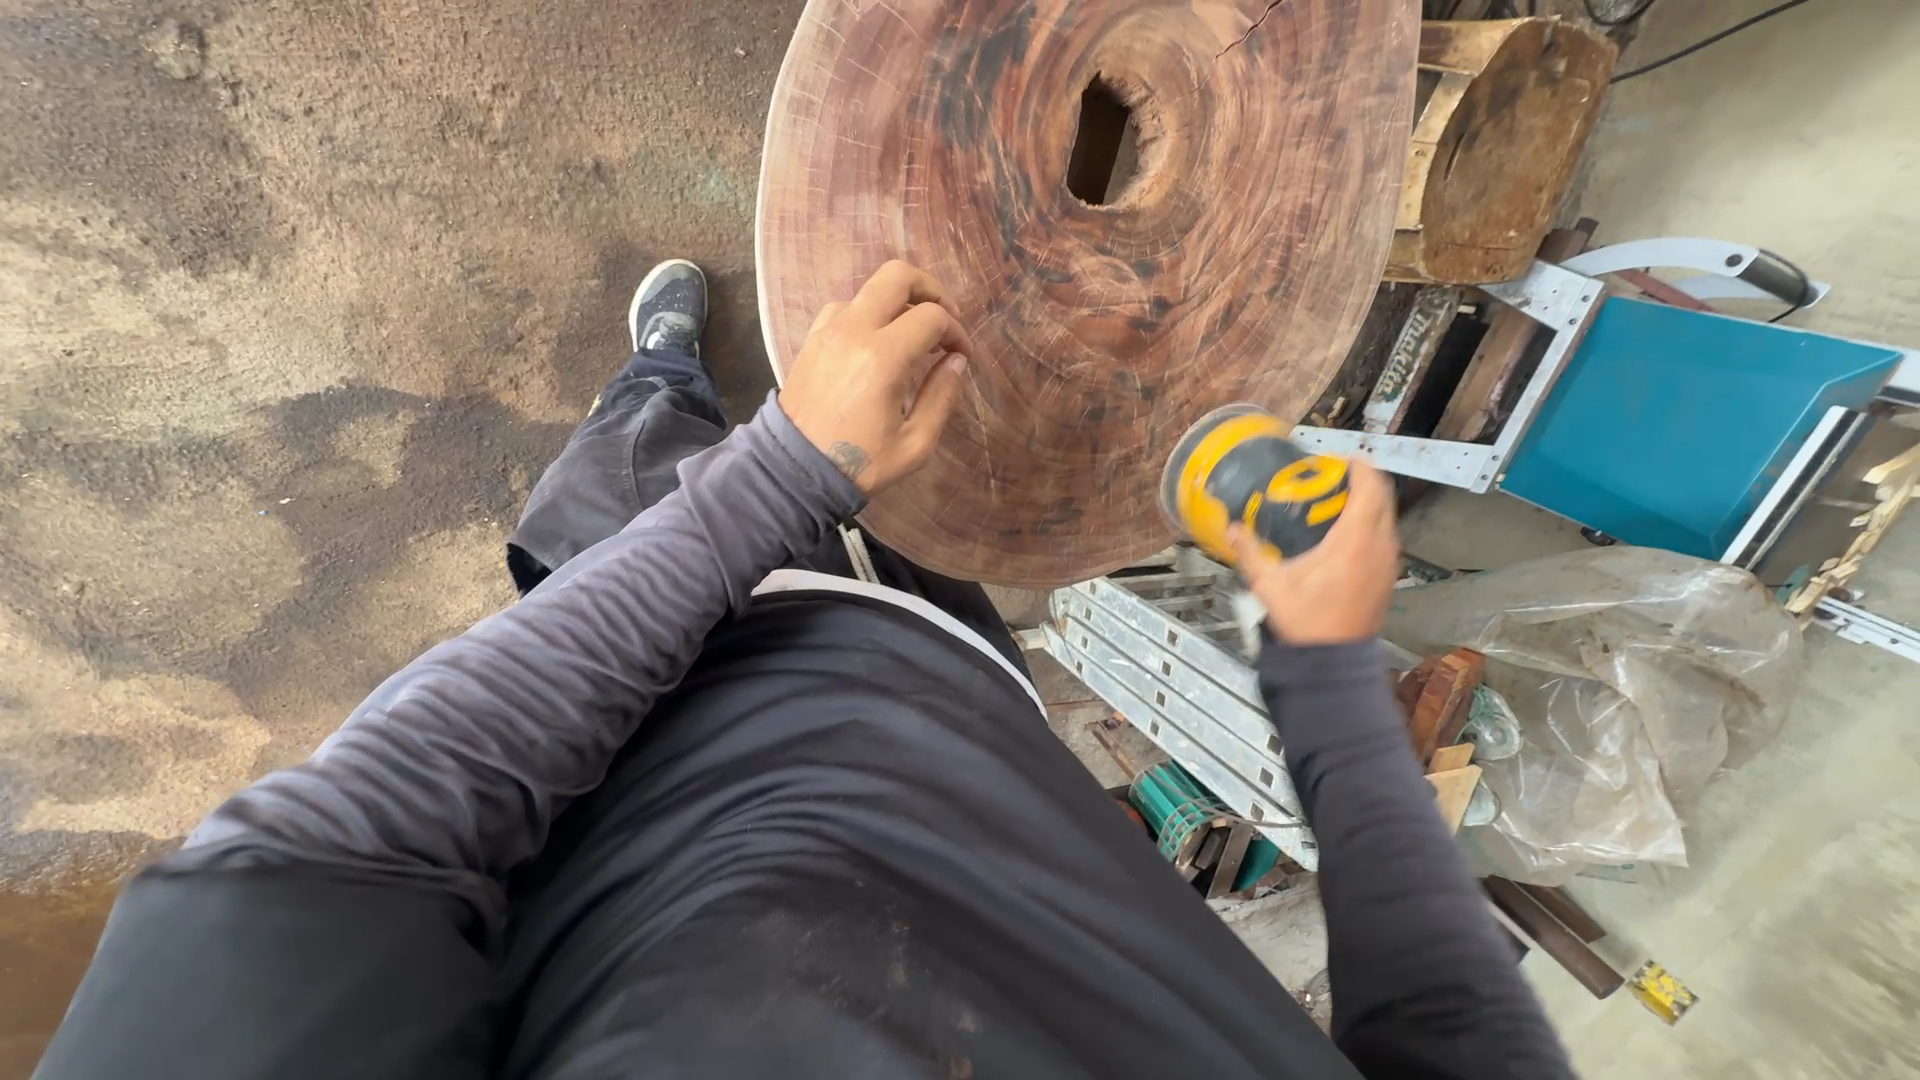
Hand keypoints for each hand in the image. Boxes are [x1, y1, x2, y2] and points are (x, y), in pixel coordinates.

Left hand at [779, 260, 973, 494]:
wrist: (796, 470)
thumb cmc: (861, 462)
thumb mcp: (915, 443)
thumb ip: (942, 397)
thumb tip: (957, 361)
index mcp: (883, 357)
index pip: (932, 317)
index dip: (957, 332)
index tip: (962, 356)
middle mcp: (854, 330)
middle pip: (898, 275)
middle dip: (932, 290)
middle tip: (945, 319)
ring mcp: (828, 329)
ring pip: (870, 288)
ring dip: (898, 303)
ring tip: (913, 336)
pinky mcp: (813, 338)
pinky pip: (845, 307)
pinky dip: (869, 314)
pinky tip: (878, 343)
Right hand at [1229, 459, 1399, 645]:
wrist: (1334, 659)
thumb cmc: (1305, 620)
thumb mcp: (1269, 586)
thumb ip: (1250, 553)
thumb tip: (1231, 528)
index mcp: (1353, 541)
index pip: (1370, 489)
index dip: (1360, 467)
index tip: (1341, 458)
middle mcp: (1379, 545)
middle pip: (1383, 497)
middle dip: (1364, 480)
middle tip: (1334, 476)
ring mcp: (1389, 561)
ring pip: (1387, 517)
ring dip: (1370, 502)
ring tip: (1339, 500)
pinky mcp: (1389, 574)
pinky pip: (1386, 535)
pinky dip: (1372, 522)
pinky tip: (1347, 533)